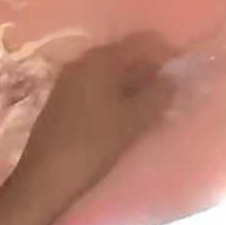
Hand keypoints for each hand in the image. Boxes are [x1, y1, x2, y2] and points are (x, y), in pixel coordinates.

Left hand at [13, 33, 174, 201]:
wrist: (42, 181)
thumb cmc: (92, 144)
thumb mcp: (133, 120)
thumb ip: (158, 95)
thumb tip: (172, 80)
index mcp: (100, 59)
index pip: (141, 43)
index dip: (165, 53)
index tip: (182, 70)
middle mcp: (83, 62)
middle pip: (125, 56)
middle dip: (150, 70)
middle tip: (170, 90)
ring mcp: (69, 80)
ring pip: (111, 72)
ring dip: (134, 83)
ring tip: (153, 104)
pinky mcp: (62, 100)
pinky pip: (98, 86)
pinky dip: (117, 93)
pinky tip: (127, 113)